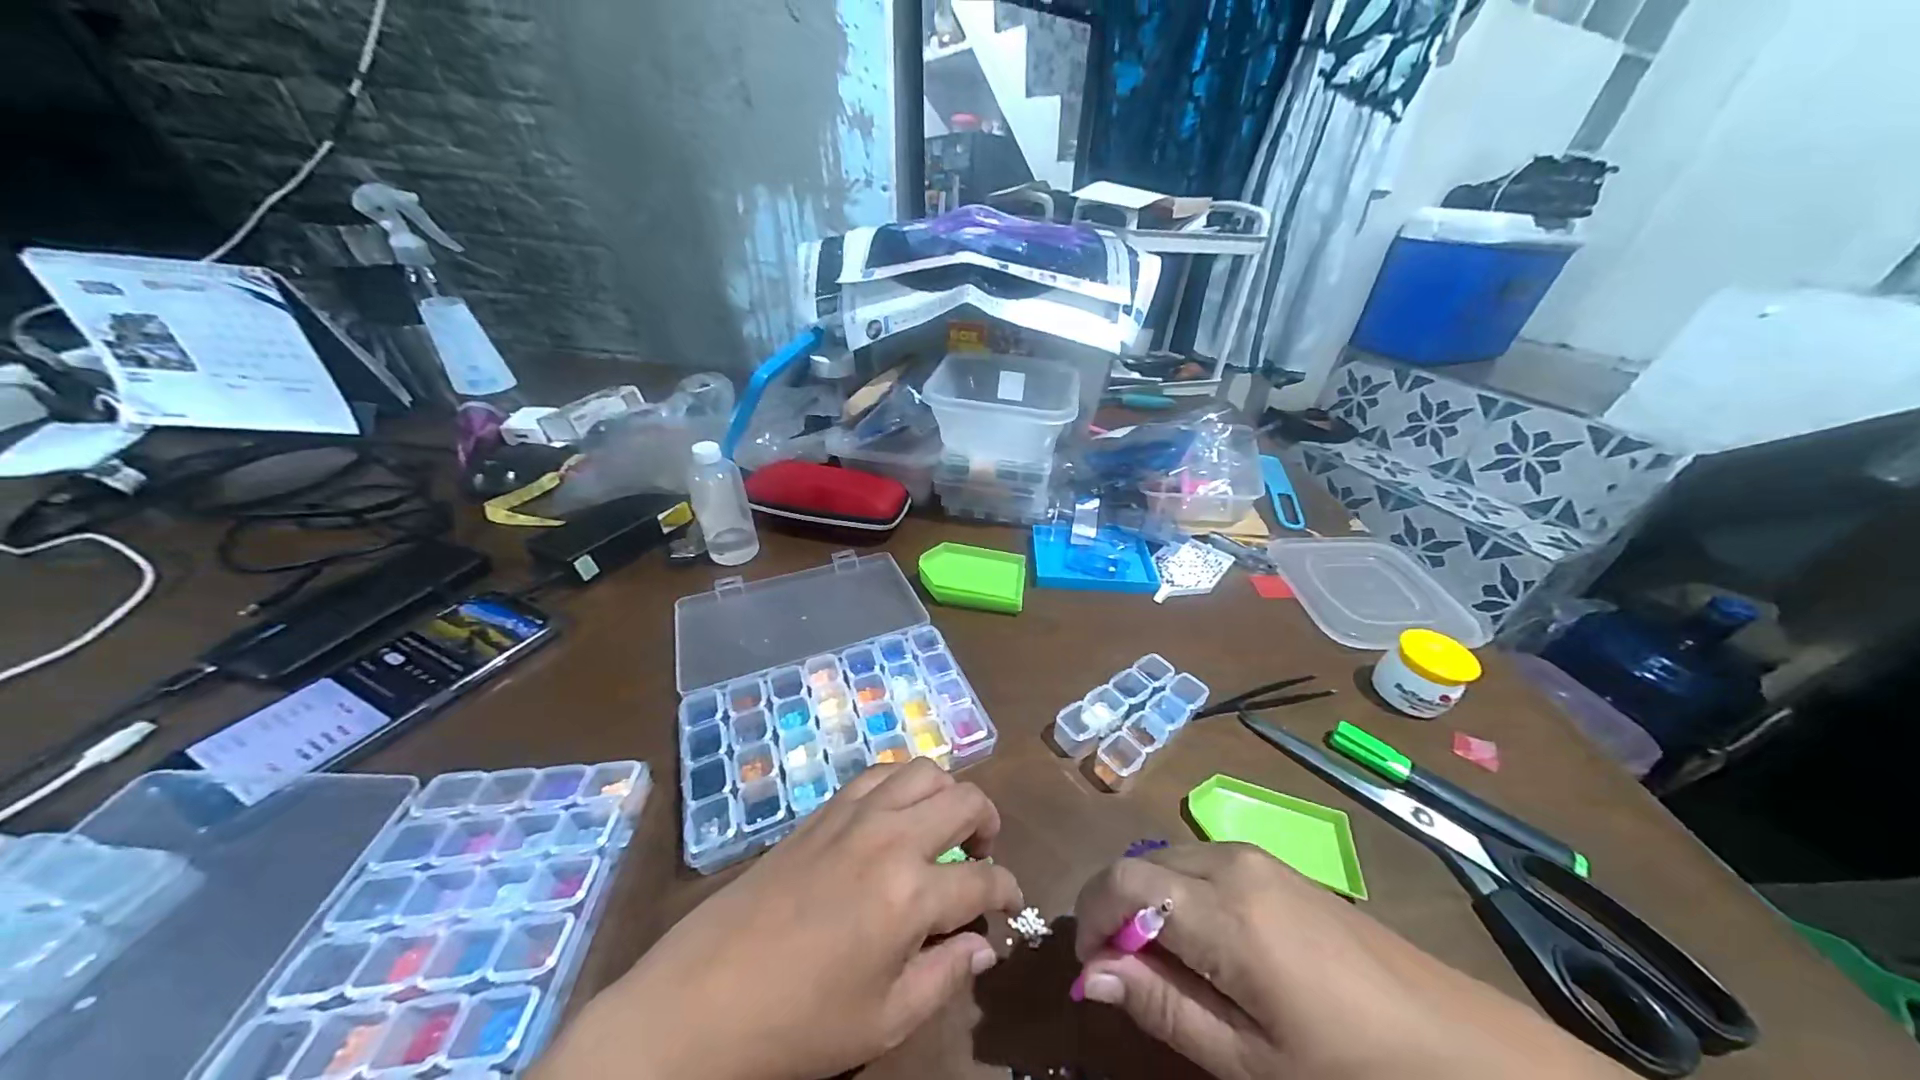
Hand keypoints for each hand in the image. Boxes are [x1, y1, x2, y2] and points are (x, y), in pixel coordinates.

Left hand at [534, 759, 1022, 1079]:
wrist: (701, 1000)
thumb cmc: (797, 1024)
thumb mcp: (884, 1020)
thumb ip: (945, 975)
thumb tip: (984, 945)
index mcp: (910, 894)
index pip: (984, 879)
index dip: (1008, 890)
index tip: (1011, 904)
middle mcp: (889, 837)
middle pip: (965, 800)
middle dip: (989, 823)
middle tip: (982, 856)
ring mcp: (851, 816)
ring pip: (922, 770)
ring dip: (946, 793)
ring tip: (942, 828)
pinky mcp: (819, 812)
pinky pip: (875, 775)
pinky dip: (901, 784)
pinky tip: (894, 817)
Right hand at [1072, 843, 1630, 1079]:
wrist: (1468, 1050)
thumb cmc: (1354, 1069)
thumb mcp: (1250, 1061)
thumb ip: (1162, 1005)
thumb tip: (1088, 973)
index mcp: (1225, 908)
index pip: (1120, 882)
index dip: (1090, 920)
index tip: (1095, 973)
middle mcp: (1232, 860)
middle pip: (1139, 866)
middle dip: (1117, 915)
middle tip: (1132, 982)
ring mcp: (1259, 857)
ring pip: (1168, 863)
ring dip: (1149, 908)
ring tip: (1173, 973)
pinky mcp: (1279, 866)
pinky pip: (1202, 867)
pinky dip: (1181, 900)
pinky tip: (1212, 952)